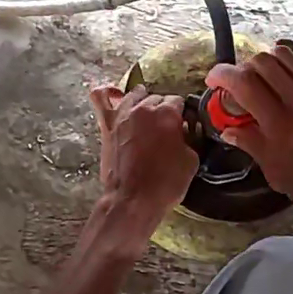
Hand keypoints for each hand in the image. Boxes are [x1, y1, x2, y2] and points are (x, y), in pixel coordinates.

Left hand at [80, 84, 197, 260]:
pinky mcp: (108, 125)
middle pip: (157, 98)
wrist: (133, 199)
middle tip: (167, 128)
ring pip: (135, 95)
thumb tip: (183, 132)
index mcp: (167, 112)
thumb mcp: (191, 160)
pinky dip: (107, 94)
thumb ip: (188, 138)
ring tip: (146, 113)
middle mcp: (144, 108)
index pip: (178, 101)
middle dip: (164, 110)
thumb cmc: (165, 182)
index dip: (183, 113)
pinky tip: (113, 95)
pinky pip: (101, 99)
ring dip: (143, 101)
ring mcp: (123, 114)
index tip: (184, 125)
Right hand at [204, 44, 292, 212]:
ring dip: (262, 63)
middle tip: (235, 84)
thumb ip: (252, 146)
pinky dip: (283, 70)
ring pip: (282, 56)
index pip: (244, 83)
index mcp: (280, 125)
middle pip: (261, 61)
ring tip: (257, 81)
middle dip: (240, 67)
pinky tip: (281, 89)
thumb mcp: (278, 174)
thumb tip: (230, 131)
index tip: (212, 81)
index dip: (222, 75)